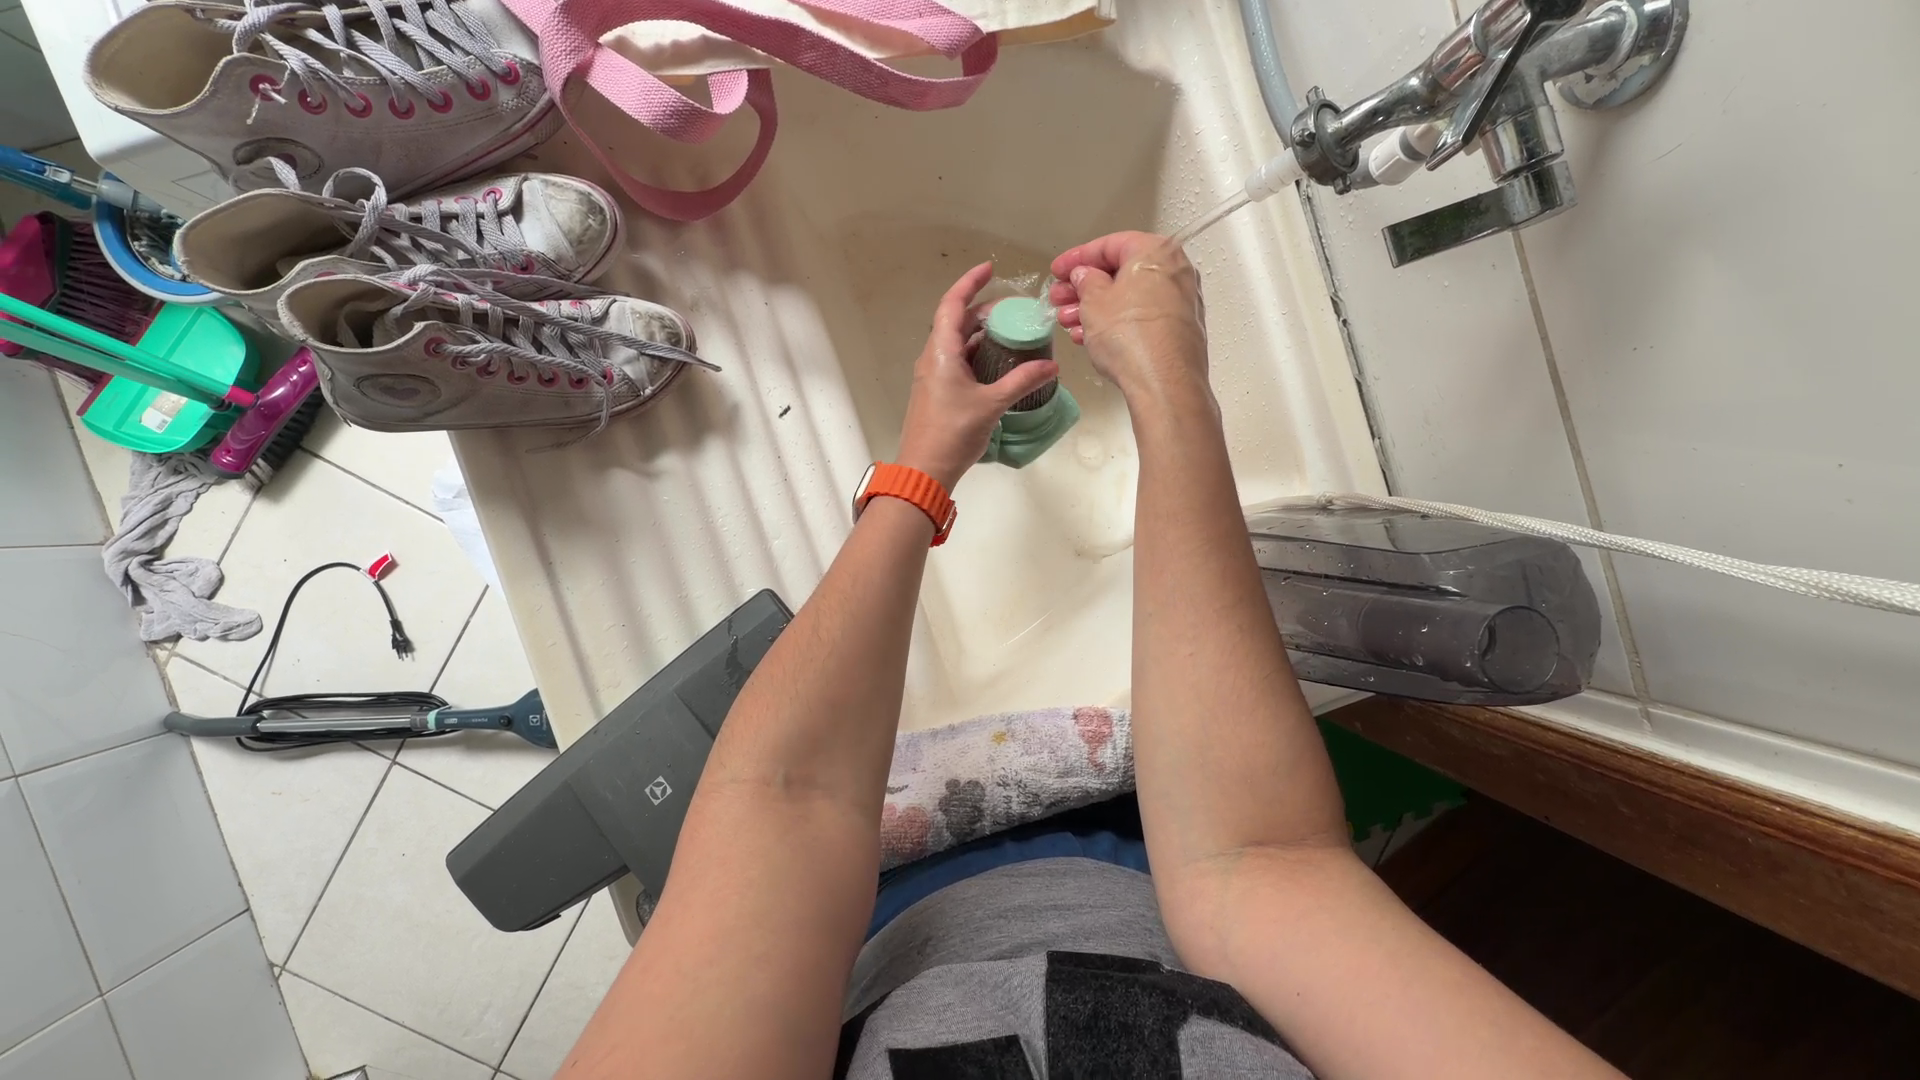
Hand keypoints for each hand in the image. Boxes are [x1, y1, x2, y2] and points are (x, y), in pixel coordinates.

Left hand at [896, 262, 1060, 491]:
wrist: (924, 470)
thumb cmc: (953, 432)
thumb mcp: (992, 404)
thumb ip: (1022, 381)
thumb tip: (1051, 365)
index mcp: (941, 352)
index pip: (953, 304)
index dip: (970, 283)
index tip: (990, 270)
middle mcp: (933, 358)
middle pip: (957, 323)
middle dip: (984, 312)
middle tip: (1013, 313)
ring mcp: (933, 376)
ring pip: (958, 344)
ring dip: (981, 336)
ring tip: (1011, 336)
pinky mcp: (937, 393)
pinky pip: (957, 363)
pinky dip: (977, 356)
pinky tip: (999, 365)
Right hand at [1049, 232, 1207, 398]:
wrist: (1165, 384)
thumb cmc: (1129, 336)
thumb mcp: (1094, 302)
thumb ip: (1086, 281)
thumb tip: (1085, 276)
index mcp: (1156, 252)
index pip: (1110, 245)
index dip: (1077, 258)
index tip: (1057, 270)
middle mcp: (1175, 271)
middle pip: (1121, 273)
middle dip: (1084, 288)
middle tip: (1058, 299)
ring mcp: (1180, 303)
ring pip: (1130, 298)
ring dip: (1095, 308)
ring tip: (1068, 322)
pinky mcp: (1180, 330)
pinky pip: (1141, 317)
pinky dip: (1116, 322)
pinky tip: (1091, 337)